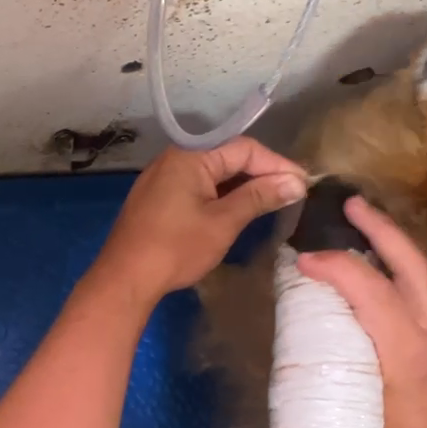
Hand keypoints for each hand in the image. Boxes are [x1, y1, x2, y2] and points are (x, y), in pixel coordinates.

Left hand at [92, 137, 306, 304]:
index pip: (243, 148)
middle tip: (291, 192)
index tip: (302, 184)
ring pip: (211, 173)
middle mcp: (172, 159)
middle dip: (260, 173)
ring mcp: (161, 179)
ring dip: (241, 185)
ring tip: (271, 201)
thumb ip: (258, 197)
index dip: (276, 164)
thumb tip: (295, 183)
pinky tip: (237, 210)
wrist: (124, 279)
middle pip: (226, 156)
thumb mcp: (222, 222)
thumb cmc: (175, 249)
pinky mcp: (156, 199)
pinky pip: (195, 187)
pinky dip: (219, 195)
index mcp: (188, 156)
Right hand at [295, 197, 426, 427]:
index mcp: (408, 348)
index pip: (371, 286)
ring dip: (392, 246)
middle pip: (411, 265)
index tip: (302, 259)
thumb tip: (307, 321)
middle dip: (381, 230)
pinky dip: (396, 273)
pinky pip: (420, 297)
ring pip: (421, 277)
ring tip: (363, 227)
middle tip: (351, 205)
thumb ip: (332, 359)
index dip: (335, 265)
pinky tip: (375, 275)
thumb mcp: (351, 406)